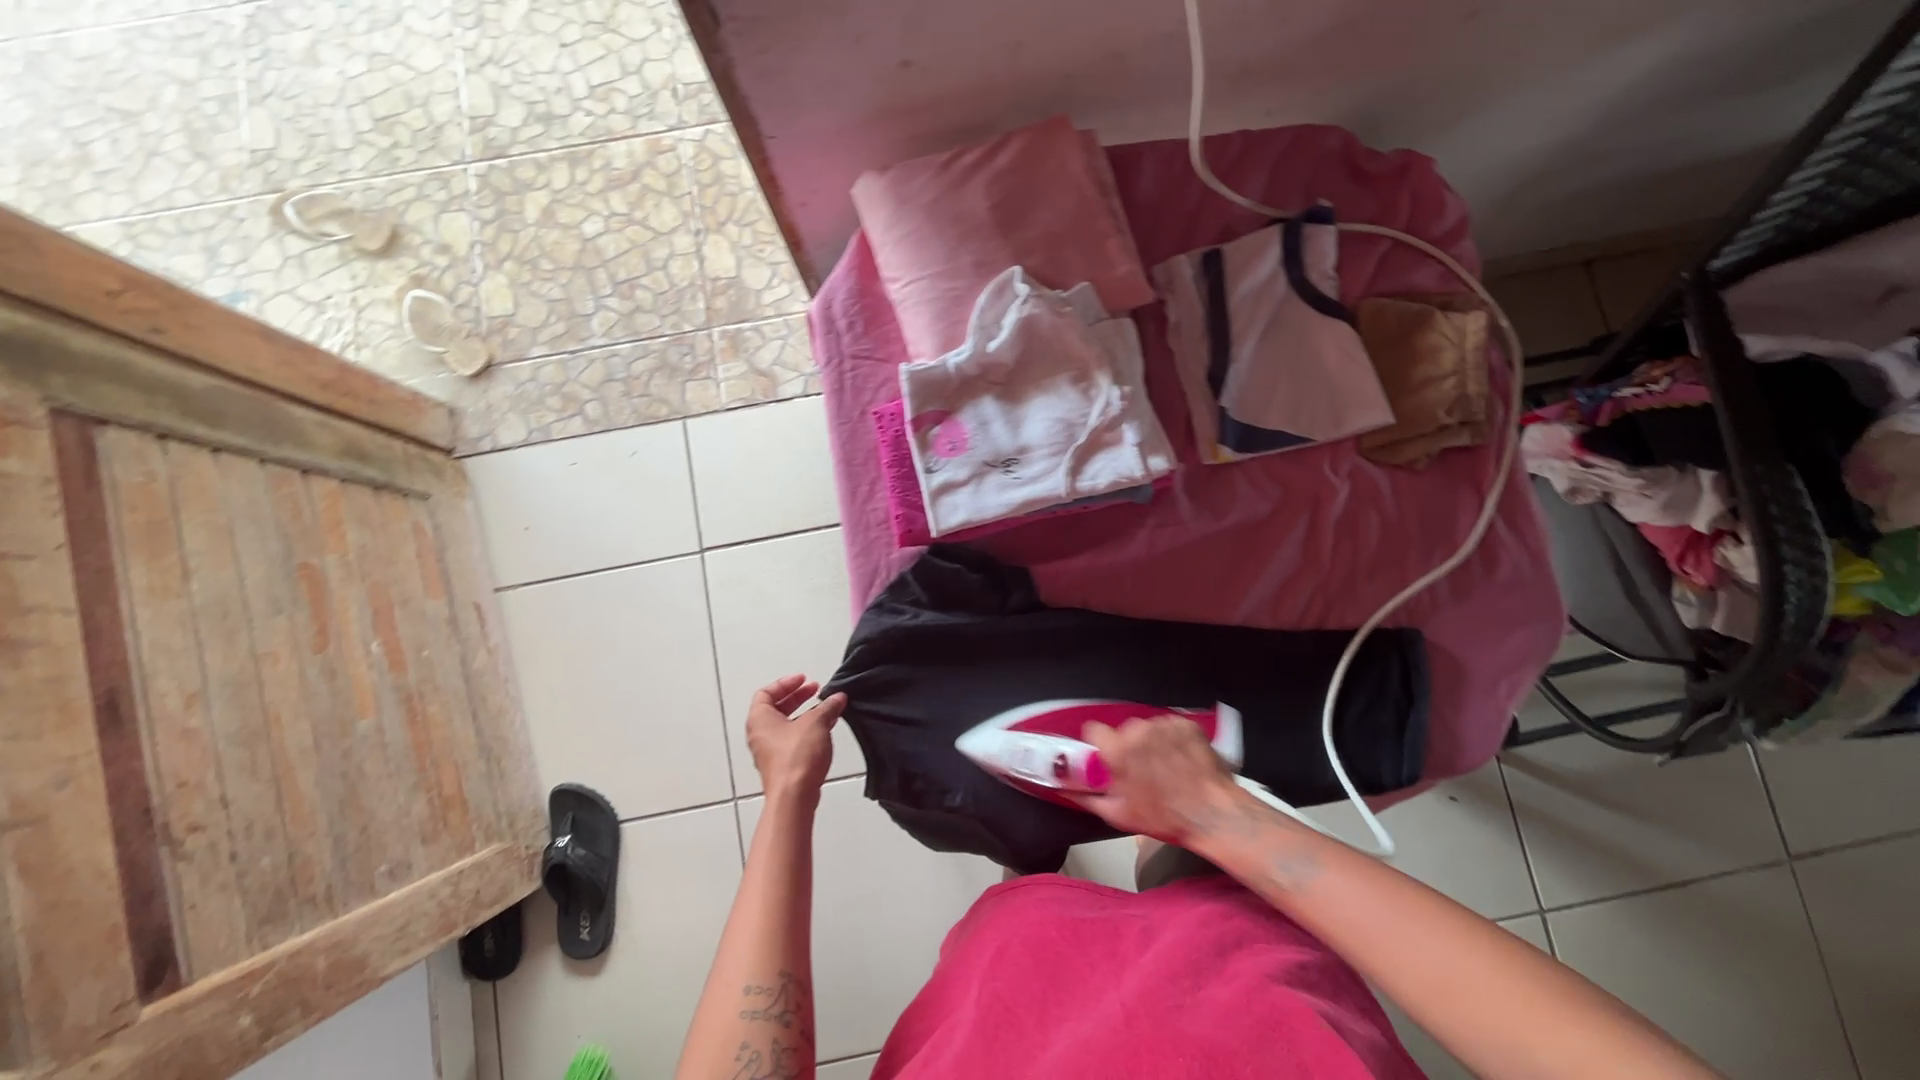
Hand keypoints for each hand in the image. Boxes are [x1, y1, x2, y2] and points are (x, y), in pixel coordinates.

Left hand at [745, 675, 846, 804]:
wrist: (794, 796)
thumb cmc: (797, 755)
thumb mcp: (816, 723)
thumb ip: (827, 707)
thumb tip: (838, 697)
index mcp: (759, 718)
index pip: (766, 692)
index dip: (786, 683)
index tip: (804, 680)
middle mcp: (759, 734)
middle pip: (775, 708)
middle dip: (797, 697)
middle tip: (816, 690)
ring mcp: (768, 751)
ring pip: (785, 726)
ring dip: (804, 715)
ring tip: (825, 709)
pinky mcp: (780, 765)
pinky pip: (791, 741)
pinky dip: (805, 731)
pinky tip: (824, 731)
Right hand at [1074, 715, 1241, 845]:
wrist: (1215, 814)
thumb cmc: (1165, 817)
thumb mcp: (1119, 815)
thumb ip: (1086, 798)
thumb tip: (1066, 790)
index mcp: (1119, 749)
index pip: (1093, 730)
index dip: (1098, 746)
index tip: (1106, 761)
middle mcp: (1139, 730)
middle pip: (1123, 731)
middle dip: (1128, 747)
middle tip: (1140, 771)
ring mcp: (1165, 724)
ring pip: (1147, 729)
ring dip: (1151, 743)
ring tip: (1165, 767)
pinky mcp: (1187, 724)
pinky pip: (1169, 727)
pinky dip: (1172, 740)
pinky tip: (1181, 760)